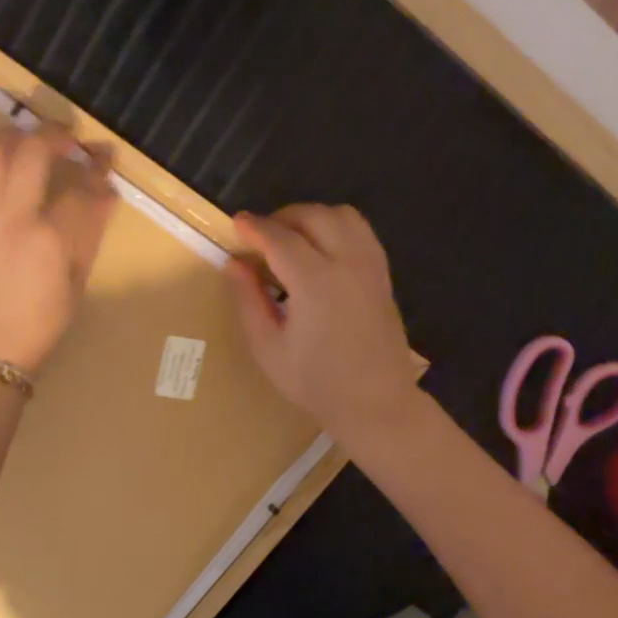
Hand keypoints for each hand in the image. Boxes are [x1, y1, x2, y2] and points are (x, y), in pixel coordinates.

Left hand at [0, 125, 115, 375]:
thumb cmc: (39, 326)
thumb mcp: (75, 284)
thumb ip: (90, 233)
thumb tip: (105, 192)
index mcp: (48, 240)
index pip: (79, 187)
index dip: (96, 169)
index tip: (105, 160)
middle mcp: (10, 220)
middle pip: (31, 152)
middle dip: (55, 135)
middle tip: (68, 141)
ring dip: (11, 138)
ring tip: (26, 142)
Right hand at [223, 205, 419, 431]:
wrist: (373, 401)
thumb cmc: (314, 382)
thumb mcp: (268, 348)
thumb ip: (248, 301)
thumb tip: (234, 264)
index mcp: (315, 282)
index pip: (280, 238)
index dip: (254, 228)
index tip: (235, 223)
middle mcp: (347, 263)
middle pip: (313, 217)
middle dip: (281, 218)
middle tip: (258, 236)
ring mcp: (370, 265)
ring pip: (341, 216)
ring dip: (311, 218)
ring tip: (289, 240)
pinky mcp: (383, 273)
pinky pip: (359, 231)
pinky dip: (334, 228)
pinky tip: (318, 251)